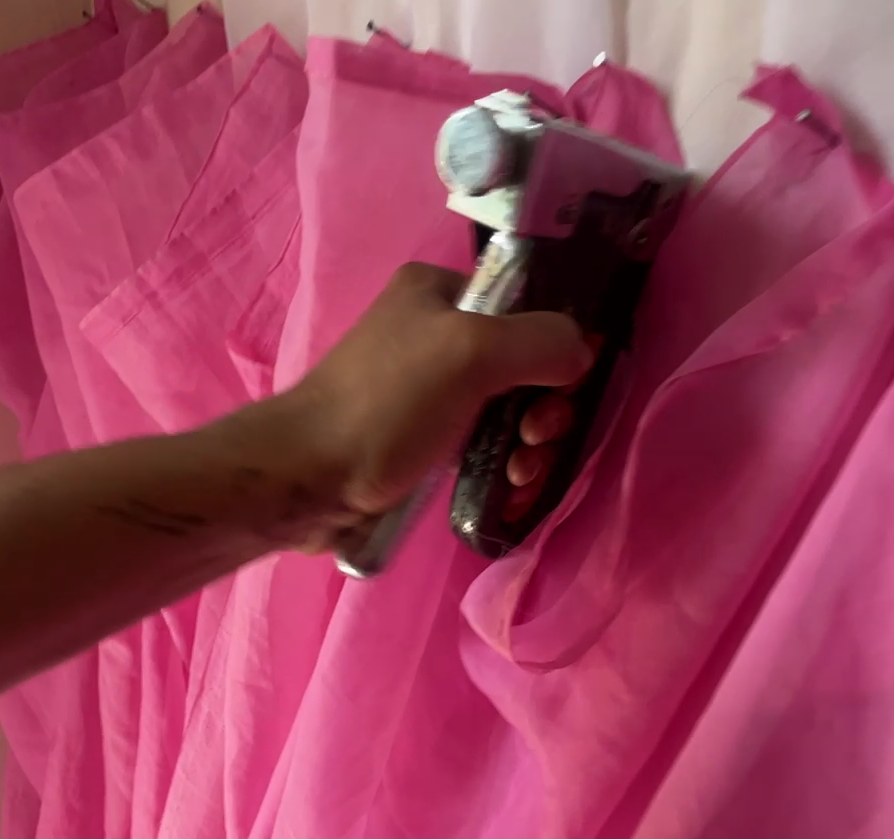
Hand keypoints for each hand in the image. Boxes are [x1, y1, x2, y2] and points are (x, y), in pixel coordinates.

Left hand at [286, 263, 593, 517]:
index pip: (525, 310)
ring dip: (527, 446)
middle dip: (541, 410)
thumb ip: (539, 341)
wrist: (310, 479)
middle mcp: (436, 335)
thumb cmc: (387, 406)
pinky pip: (483, 445)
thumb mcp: (469, 352)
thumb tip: (583, 352)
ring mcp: (429, 392)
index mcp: (439, 293)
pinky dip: (502, 466)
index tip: (557, 395)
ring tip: (517, 475)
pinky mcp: (424, 440)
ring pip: (507, 413)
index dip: (553, 353)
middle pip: (523, 368)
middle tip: (534, 440)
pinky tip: (507, 490)